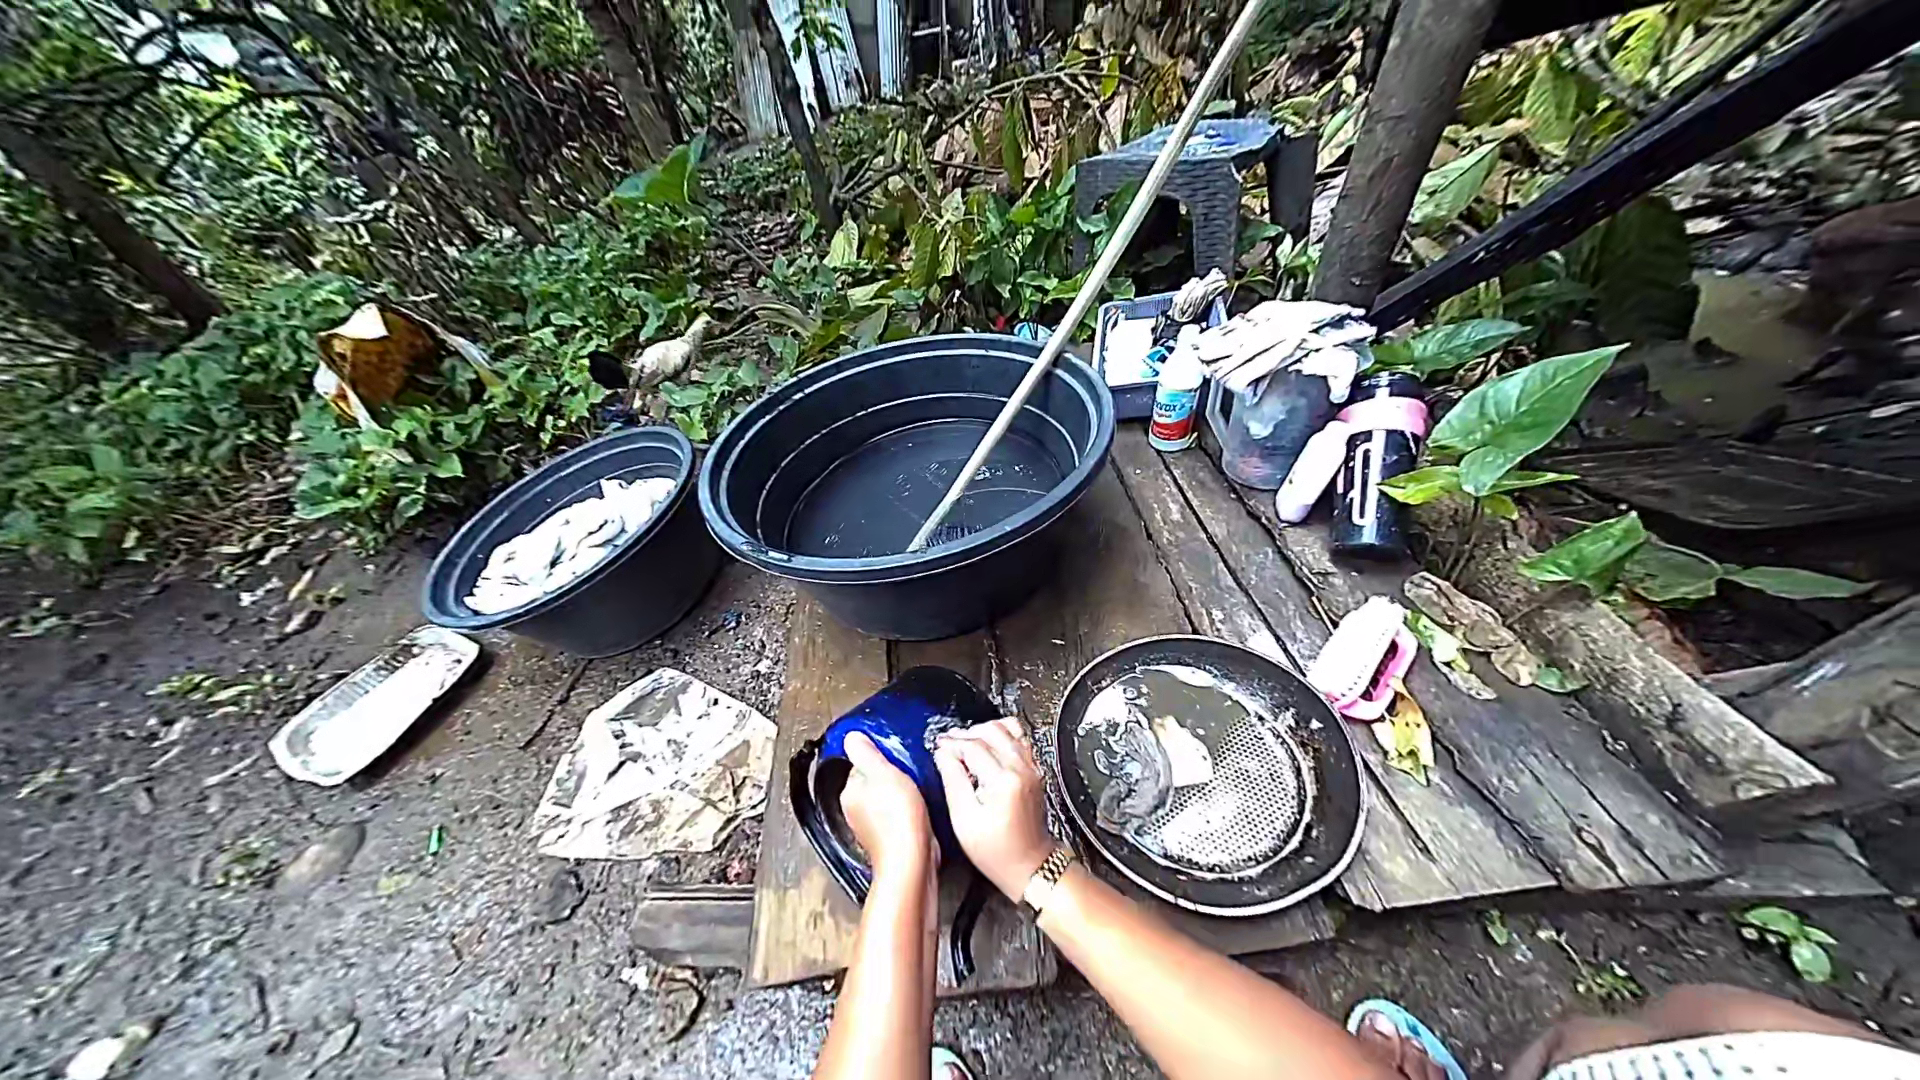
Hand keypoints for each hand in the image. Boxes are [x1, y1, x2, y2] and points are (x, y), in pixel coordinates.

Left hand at [840, 732, 935, 883]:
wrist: (912, 861)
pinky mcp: (890, 836)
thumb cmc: (898, 819)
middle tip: (910, 773)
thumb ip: (866, 753)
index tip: (897, 758)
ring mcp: (872, 824)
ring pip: (888, 796)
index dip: (882, 757)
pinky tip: (920, 809)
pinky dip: (909, 809)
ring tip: (917, 791)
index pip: (862, 762)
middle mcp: (857, 809)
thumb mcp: (883, 773)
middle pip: (876, 779)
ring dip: (903, 791)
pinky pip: (899, 813)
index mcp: (850, 791)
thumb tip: (851, 736)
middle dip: (893, 775)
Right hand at [934, 717, 1055, 901]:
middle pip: (991, 730)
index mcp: (1004, 781)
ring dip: (983, 731)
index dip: (952, 744)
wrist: (1030, 866)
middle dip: (965, 734)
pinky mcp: (1034, 770)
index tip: (939, 747)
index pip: (973, 746)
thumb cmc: (999, 852)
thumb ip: (952, 780)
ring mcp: (1031, 768)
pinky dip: (1000, 735)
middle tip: (948, 744)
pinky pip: (1019, 738)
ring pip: (1007, 728)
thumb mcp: (964, 820)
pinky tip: (987, 748)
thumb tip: (943, 755)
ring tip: (966, 744)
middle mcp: (1022, 769)